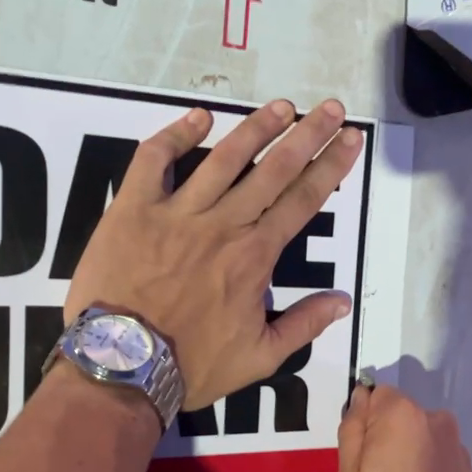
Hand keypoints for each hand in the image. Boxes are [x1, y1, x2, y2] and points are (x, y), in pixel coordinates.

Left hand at [65, 99, 362, 408]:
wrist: (121, 366)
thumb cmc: (192, 365)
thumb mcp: (259, 357)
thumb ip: (303, 325)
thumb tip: (343, 301)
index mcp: (254, 256)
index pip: (302, 201)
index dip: (330, 167)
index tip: (350, 138)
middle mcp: (223, 224)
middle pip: (273, 170)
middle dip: (306, 135)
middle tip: (328, 107)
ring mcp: (176, 212)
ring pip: (223, 158)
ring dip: (256, 129)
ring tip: (281, 106)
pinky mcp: (133, 209)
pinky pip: (154, 161)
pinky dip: (174, 135)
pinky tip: (198, 117)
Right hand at [337, 384, 471, 471]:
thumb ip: (352, 433)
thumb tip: (359, 402)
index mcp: (404, 415)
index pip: (374, 396)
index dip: (360, 426)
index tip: (357, 463)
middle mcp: (437, 421)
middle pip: (397, 418)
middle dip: (382, 443)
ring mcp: (458, 448)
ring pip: (416, 442)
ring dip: (403, 463)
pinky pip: (435, 463)